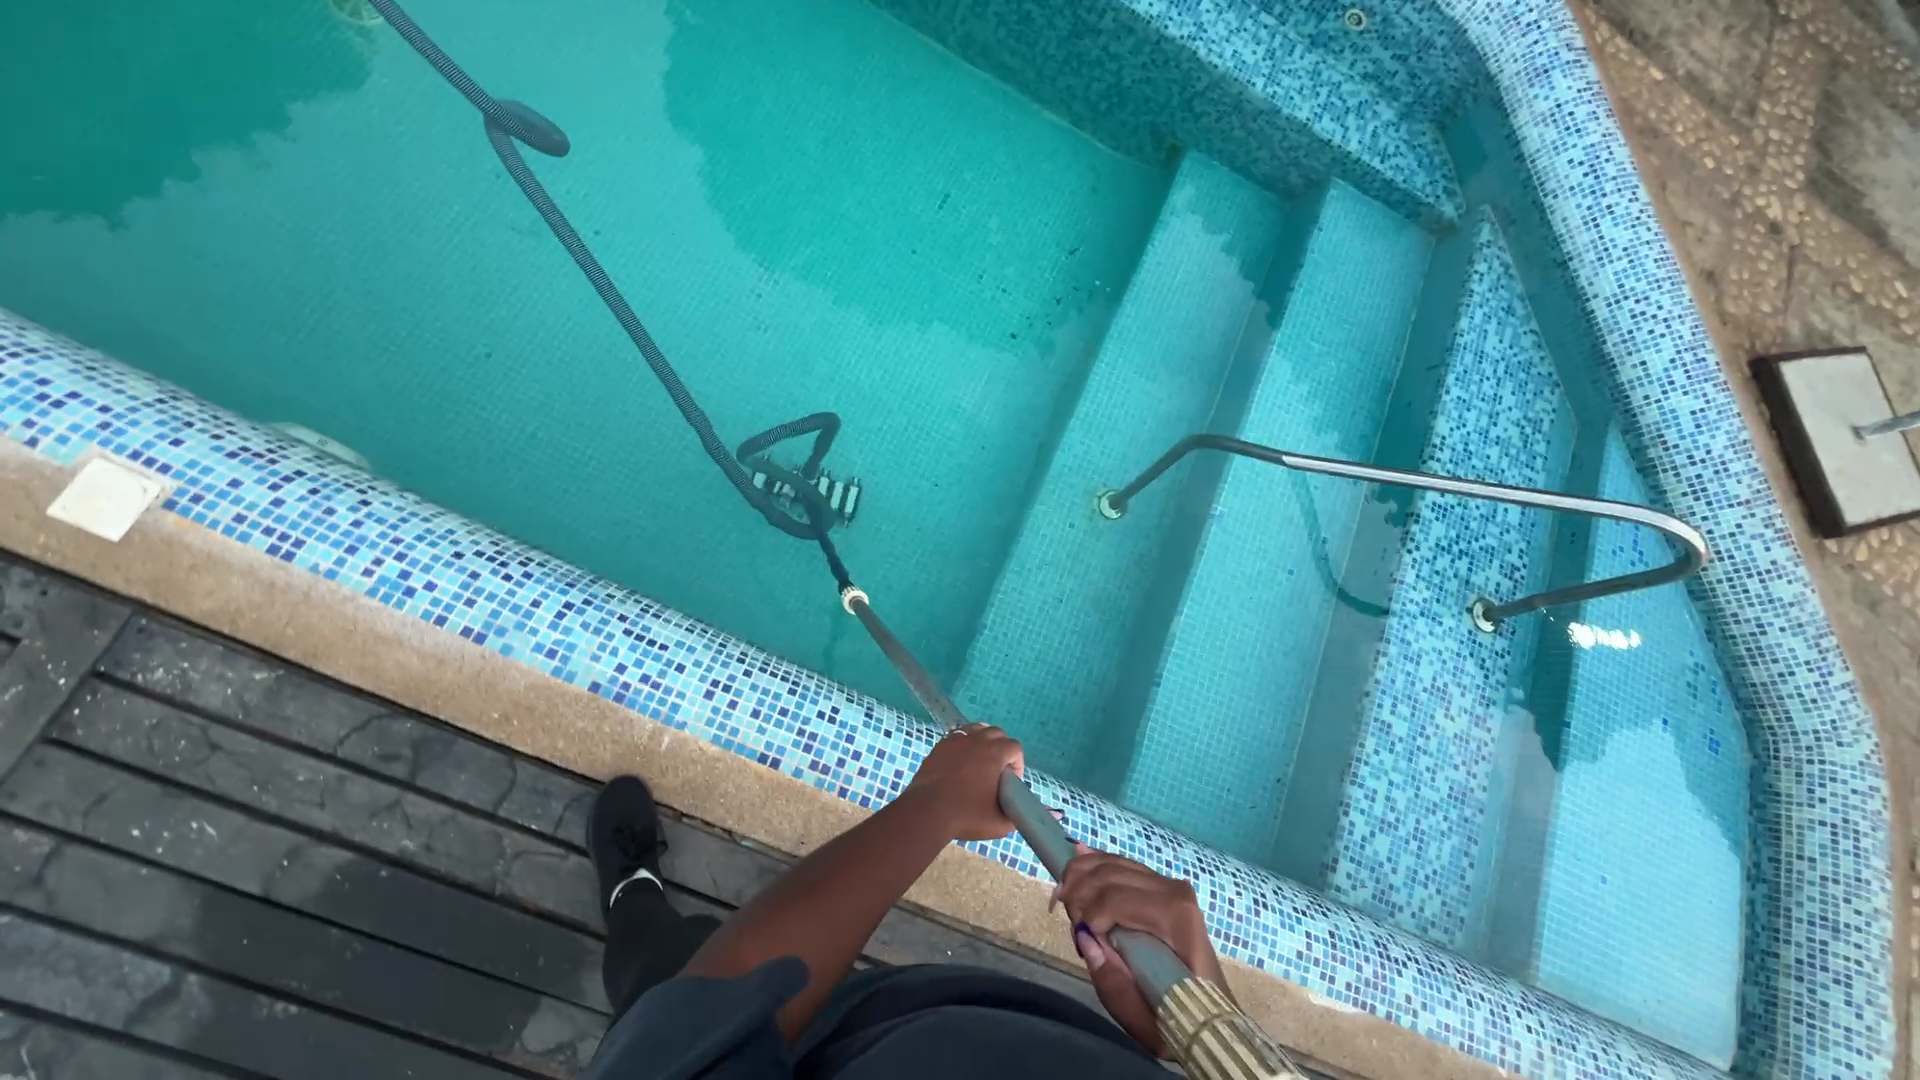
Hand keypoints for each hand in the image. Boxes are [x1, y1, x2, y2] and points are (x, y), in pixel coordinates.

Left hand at [902, 723, 1022, 841]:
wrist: (927, 811)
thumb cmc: (966, 815)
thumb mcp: (999, 824)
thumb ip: (1013, 816)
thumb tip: (1015, 812)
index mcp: (994, 753)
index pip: (1014, 746)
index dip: (1017, 763)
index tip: (1011, 780)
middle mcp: (976, 740)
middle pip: (996, 733)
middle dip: (1001, 748)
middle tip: (996, 771)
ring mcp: (955, 741)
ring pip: (975, 729)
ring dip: (982, 741)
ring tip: (979, 761)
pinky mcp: (939, 747)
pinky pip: (957, 737)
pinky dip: (963, 745)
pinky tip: (959, 762)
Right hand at [1055, 844, 1227, 1058]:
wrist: (1210, 1014)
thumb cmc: (1179, 1020)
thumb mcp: (1144, 1022)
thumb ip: (1112, 982)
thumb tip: (1083, 935)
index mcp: (1175, 920)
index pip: (1116, 899)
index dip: (1088, 912)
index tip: (1077, 938)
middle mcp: (1175, 892)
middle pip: (1111, 875)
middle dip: (1079, 891)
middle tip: (1063, 914)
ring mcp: (1170, 885)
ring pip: (1114, 863)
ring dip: (1081, 873)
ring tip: (1062, 895)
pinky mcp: (1163, 886)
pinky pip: (1123, 864)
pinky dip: (1096, 863)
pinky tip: (1076, 859)